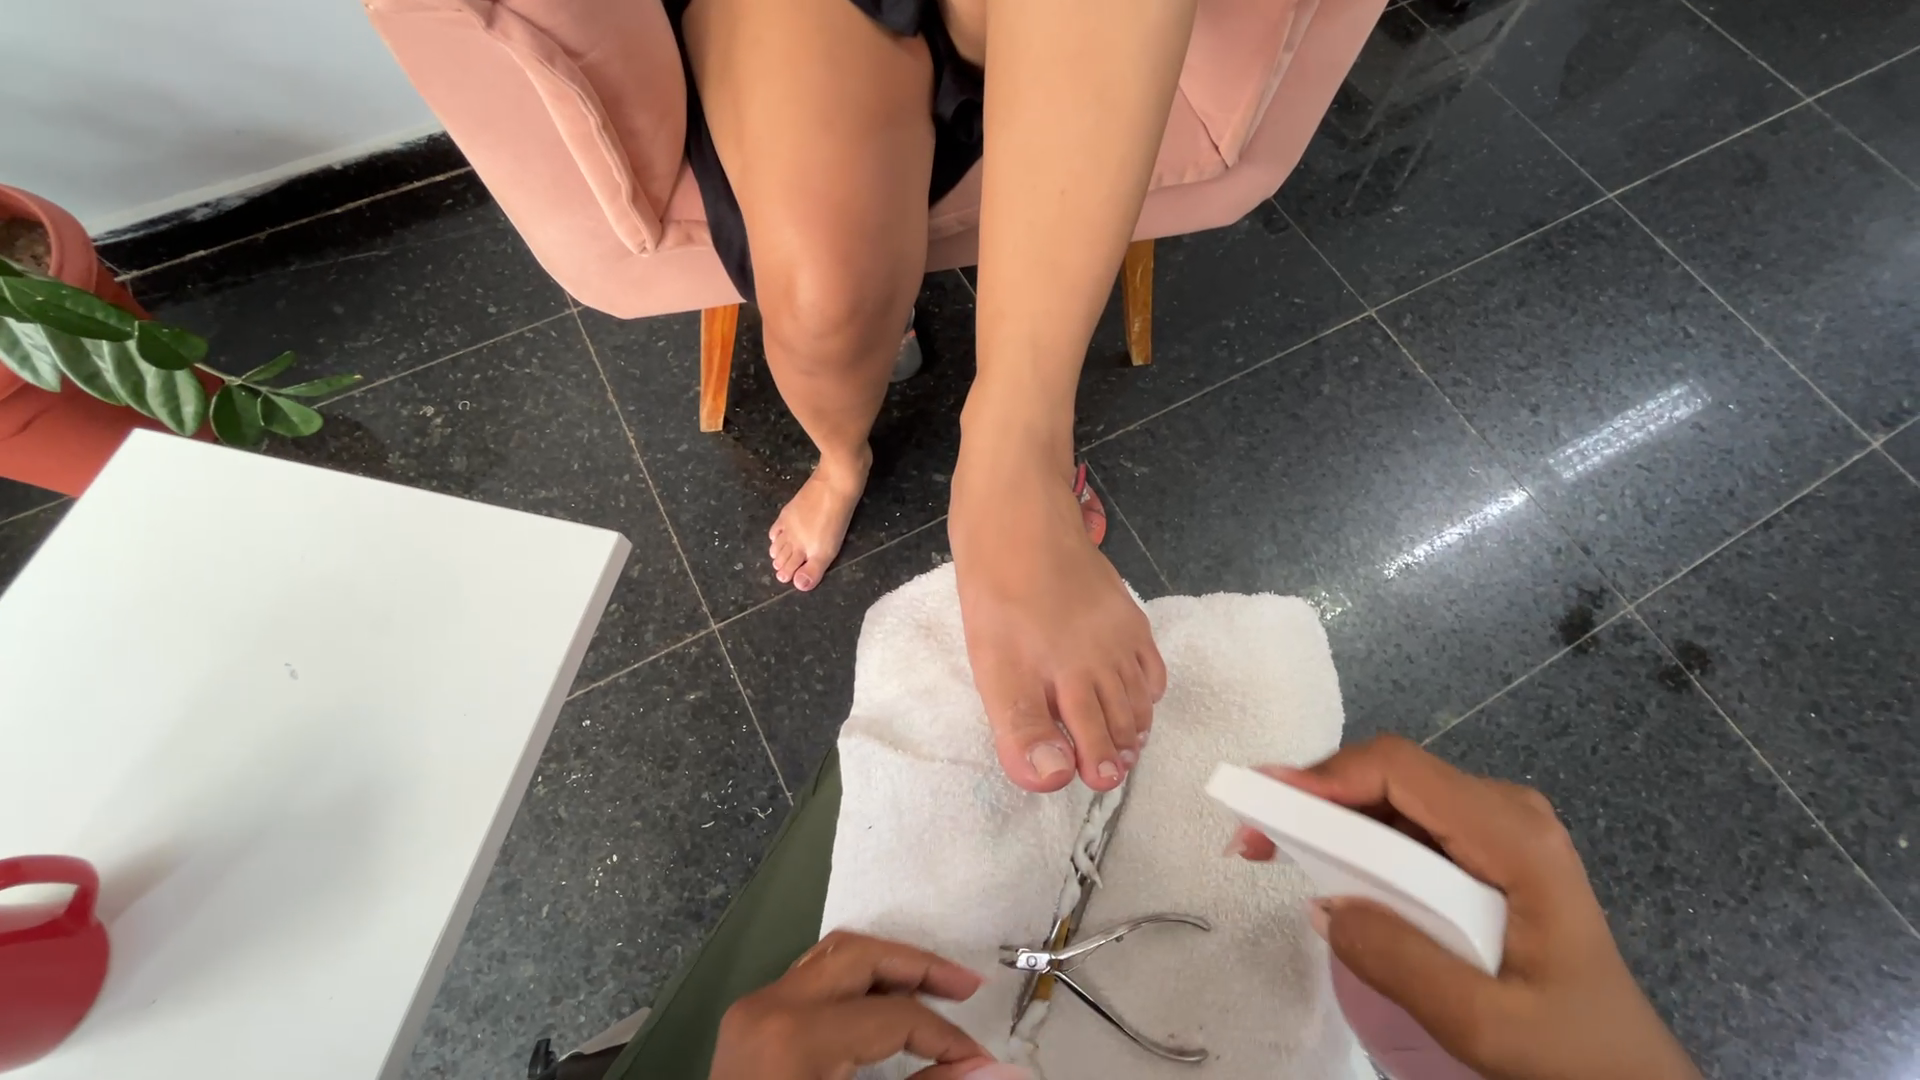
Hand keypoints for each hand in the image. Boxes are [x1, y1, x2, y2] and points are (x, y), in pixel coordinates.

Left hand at [708, 931, 1018, 1079]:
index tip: (980, 1061)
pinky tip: (881, 999)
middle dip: (920, 966)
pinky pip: (811, 978)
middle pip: (860, 955)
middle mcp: (771, 1005)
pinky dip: (853, 979)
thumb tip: (992, 1071)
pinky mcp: (748, 1022)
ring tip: (932, 985)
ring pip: (832, 956)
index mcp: (797, 1036)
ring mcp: (753, 1009)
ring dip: (886, 965)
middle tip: (967, 985)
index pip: (892, 1016)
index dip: (944, 1036)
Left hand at [949, 412, 1164, 793]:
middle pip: (1124, 722)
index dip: (1094, 765)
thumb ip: (1022, 723)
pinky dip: (1146, 687)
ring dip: (1131, 723)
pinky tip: (1133, 691)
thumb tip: (1055, 778)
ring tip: (1119, 740)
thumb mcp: (993, 663)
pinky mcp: (1125, 608)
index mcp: (1076, 680)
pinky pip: (1149, 662)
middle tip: (1106, 768)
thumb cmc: (995, 590)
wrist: (1018, 511)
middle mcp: (1110, 662)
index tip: (1092, 779)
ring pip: (1139, 696)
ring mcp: (1122, 633)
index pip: (1095, 742)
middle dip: (1116, 750)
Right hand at [1230, 736, 1700, 1079]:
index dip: (1325, 777)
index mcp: (1514, 836)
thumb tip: (1321, 904)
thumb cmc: (1571, 1049)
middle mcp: (1502, 810)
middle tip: (1252, 836)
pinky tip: (1321, 864)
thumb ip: (1402, 963)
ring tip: (1271, 848)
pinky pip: (1398, 820)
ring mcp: (1491, 825)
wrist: (1628, 1074)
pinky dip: (1349, 836)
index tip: (1265, 804)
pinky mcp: (1477, 846)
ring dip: (1322, 817)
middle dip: (1311, 799)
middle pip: (1384, 773)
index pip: (1399, 769)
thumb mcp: (1487, 1025)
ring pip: (1385, 793)